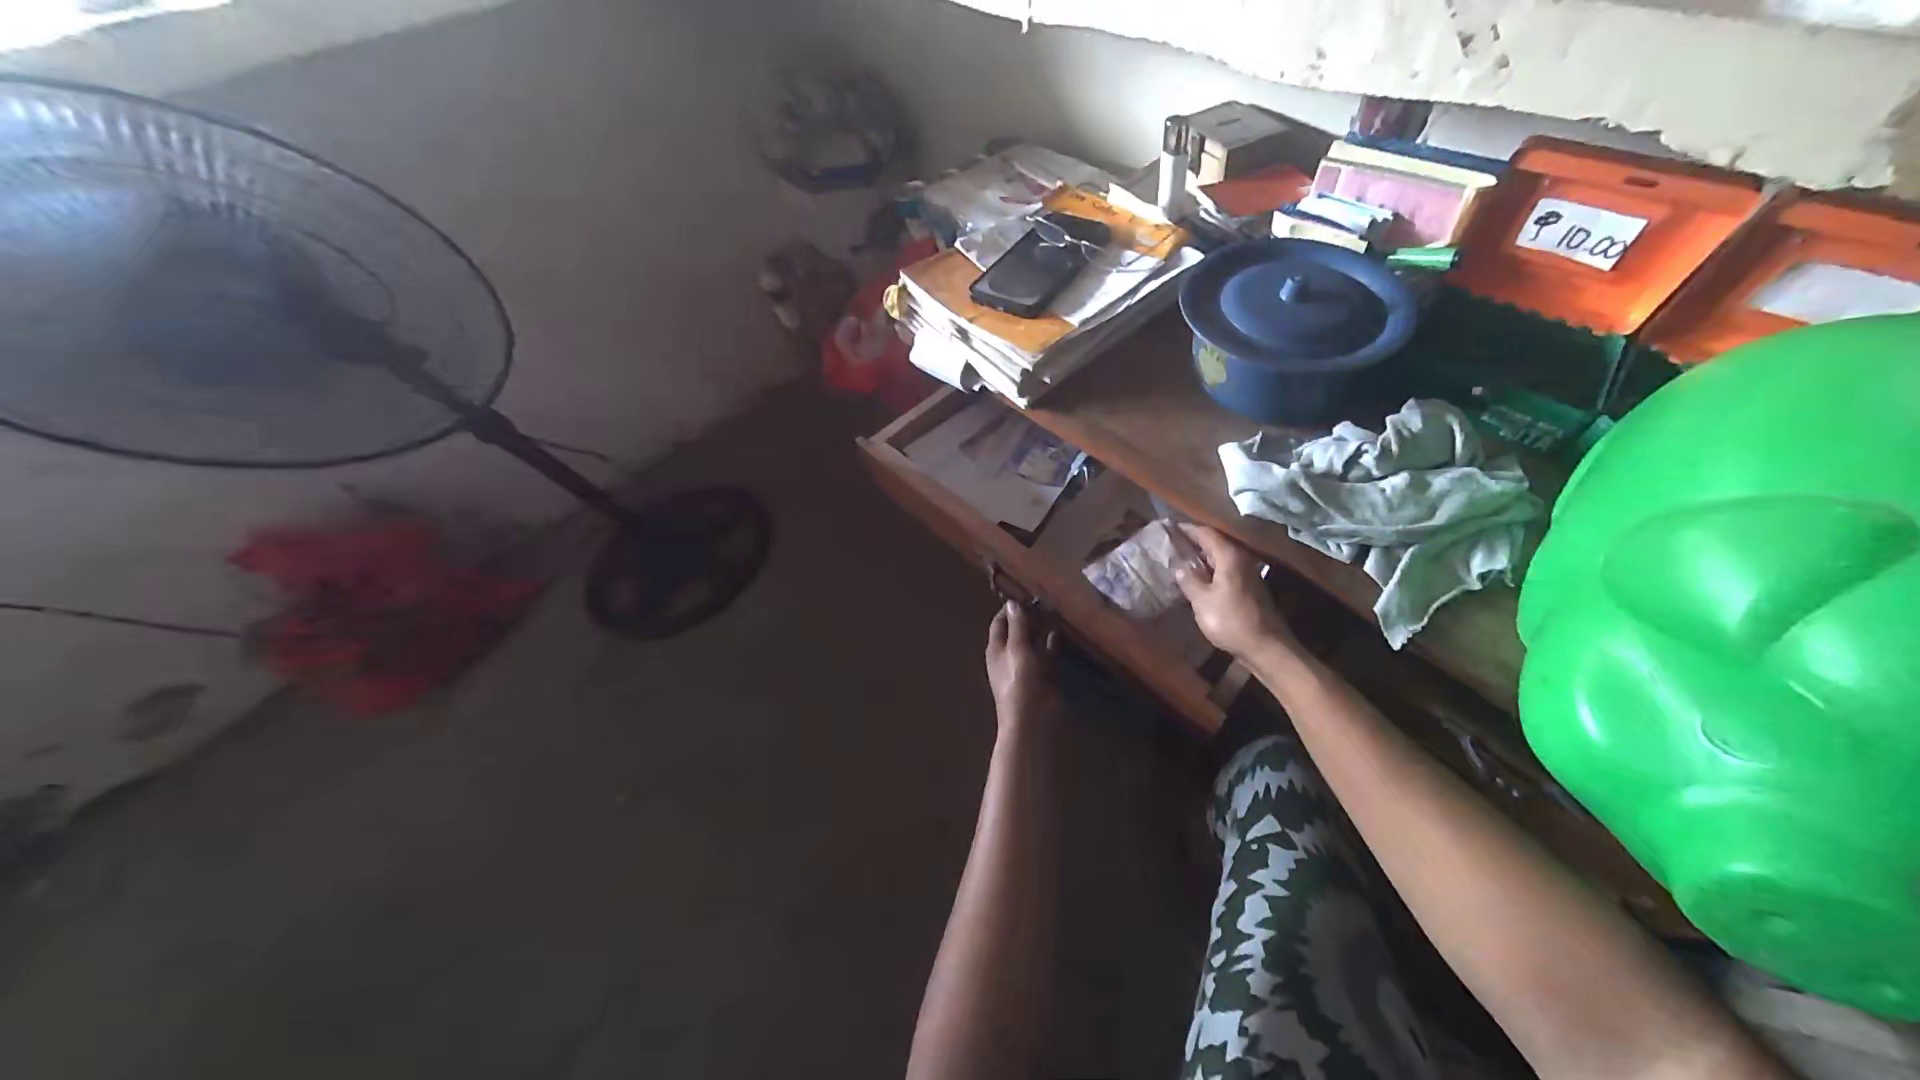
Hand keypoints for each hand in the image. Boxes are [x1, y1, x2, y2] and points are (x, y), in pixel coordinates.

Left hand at [985, 600, 1057, 730]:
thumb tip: (1012, 602)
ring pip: (1033, 642)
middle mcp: (1009, 656)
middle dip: (1028, 617)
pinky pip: (1047, 656)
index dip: (1009, 609)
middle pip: (1017, 631)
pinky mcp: (1043, 676)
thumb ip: (1017, 626)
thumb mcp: (1017, 650)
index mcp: (997, 649)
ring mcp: (1026, 666)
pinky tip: (1061, 634)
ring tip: (1055, 611)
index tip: (1024, 593)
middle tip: (1044, 599)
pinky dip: (1052, 645)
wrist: (1032, 719)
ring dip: (1041, 629)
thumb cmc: (1019, 682)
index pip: (1000, 622)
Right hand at [1173, 523, 1300, 660]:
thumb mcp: (1202, 601)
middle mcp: (1241, 559)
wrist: (1266, 647)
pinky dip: (1211, 570)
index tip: (1168, 528)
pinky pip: (1226, 570)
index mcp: (1229, 556)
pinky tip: (1198, 578)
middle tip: (1171, 543)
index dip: (1187, 529)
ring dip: (1202, 557)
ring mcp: (1248, 573)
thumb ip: (1189, 581)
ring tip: (1180, 560)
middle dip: (1193, 542)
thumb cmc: (1231, 621)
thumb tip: (1180, 567)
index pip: (1206, 533)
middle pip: (1215, 543)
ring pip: (1221, 558)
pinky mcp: (1249, 588)